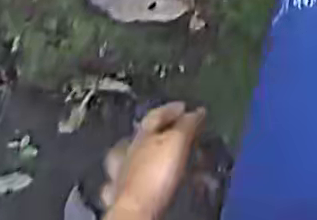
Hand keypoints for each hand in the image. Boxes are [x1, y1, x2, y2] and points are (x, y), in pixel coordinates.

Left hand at [100, 102, 205, 219]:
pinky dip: (126, 184)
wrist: (135, 214)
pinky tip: (133, 185)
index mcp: (142, 135)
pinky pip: (120, 187)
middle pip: (137, 137)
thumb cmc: (157, 173)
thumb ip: (188, 124)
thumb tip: (198, 110)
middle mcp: (127, 153)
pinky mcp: (118, 200)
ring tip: (150, 159)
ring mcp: (119, 177)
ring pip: (124, 161)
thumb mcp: (178, 142)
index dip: (171, 109)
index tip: (186, 107)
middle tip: (166, 133)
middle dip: (150, 133)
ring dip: (135, 157)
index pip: (156, 115)